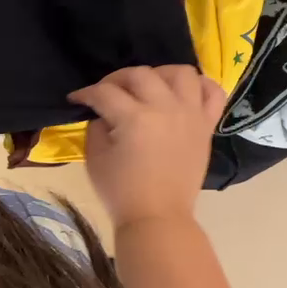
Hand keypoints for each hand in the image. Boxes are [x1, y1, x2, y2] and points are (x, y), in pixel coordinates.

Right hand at [67, 65, 225, 228]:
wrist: (157, 214)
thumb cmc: (120, 190)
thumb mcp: (95, 158)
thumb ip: (97, 128)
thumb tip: (103, 114)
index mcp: (134, 119)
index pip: (104, 93)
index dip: (85, 93)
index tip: (75, 99)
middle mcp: (166, 108)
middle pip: (140, 75)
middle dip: (115, 79)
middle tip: (104, 91)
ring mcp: (191, 114)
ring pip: (179, 73)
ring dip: (158, 73)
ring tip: (146, 86)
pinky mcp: (206, 124)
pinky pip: (211, 91)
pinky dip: (198, 84)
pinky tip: (181, 92)